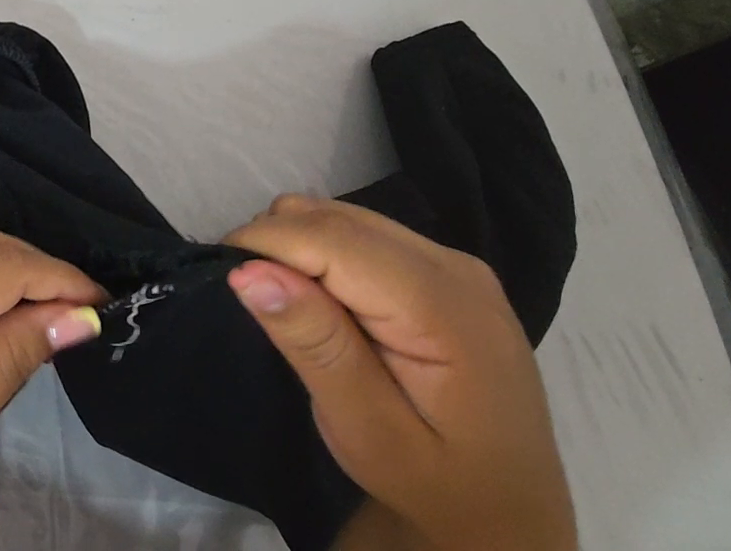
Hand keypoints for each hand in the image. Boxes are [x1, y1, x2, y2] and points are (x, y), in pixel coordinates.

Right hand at [224, 194, 575, 550]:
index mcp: (444, 308)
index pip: (327, 237)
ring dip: (292, 248)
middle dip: (273, 246)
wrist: (503, 513)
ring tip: (290, 310)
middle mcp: (453, 267)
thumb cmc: (434, 481)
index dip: (261, 245)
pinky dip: (316, 251)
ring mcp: (451, 263)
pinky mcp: (439, 269)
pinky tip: (321, 304)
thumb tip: (247, 271)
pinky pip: (354, 230)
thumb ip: (316, 345)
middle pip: (330, 218)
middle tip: (259, 308)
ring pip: (335, 216)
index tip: (227, 285)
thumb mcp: (366, 430)